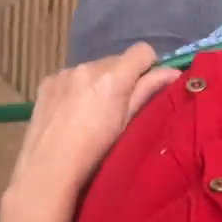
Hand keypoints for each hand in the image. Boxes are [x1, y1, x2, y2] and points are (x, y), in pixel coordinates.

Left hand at [4, 44, 180, 221]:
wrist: (48, 170)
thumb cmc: (95, 152)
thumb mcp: (128, 123)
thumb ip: (149, 91)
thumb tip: (174, 71)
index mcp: (113, 76)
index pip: (142, 50)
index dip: (148, 66)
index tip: (144, 87)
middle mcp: (88, 66)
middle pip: (116, 60)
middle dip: (121, 76)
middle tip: (115, 106)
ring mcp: (65, 72)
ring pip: (93, 68)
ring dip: (97, 82)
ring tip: (90, 112)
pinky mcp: (47, 81)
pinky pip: (71, 76)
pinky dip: (75, 87)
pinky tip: (69, 112)